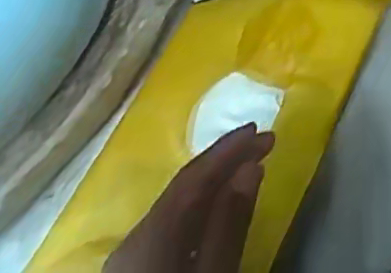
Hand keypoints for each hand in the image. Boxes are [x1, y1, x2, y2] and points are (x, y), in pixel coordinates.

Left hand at [105, 124, 272, 272]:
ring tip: (246, 164)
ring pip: (174, 205)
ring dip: (212, 181)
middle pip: (181, 188)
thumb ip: (230, 225)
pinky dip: (196, 206)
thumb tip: (250, 167)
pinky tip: (215, 205)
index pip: (193, 179)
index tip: (265, 131)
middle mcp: (131, 242)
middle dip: (224, 160)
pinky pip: (167, 224)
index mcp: (149, 240)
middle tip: (263, 141)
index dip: (229, 149)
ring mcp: (125, 261)